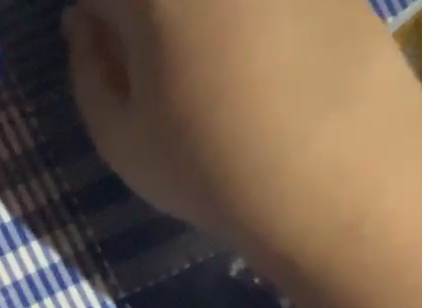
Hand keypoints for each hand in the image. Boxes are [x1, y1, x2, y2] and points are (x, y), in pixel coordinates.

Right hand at [63, 0, 421, 255]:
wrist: (336, 176)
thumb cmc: (204, 165)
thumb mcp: (119, 136)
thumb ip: (89, 69)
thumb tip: (84, 22)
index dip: (94, 17)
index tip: (95, 44)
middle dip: (142, 18)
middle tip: (145, 59)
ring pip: (213, 4)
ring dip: (195, 22)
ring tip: (203, 68)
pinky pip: (260, 6)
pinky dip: (245, 23)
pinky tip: (255, 64)